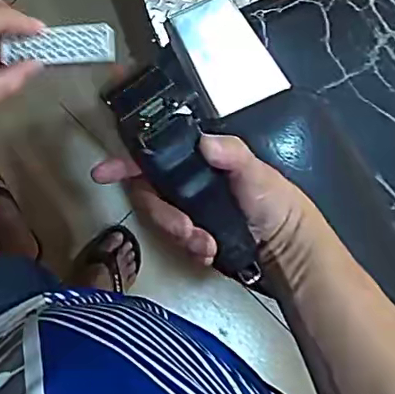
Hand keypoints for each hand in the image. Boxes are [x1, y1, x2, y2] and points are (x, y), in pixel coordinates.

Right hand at [91, 134, 314, 266]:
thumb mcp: (259, 174)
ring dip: (177, 231)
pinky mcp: (192, 233)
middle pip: (148, 190)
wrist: (291, 252)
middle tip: (186, 227)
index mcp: (198, 156)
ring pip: (159, 217)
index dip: (125, 160)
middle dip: (162, 213)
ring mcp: (188, 207)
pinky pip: (173, 240)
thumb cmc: (276, 203)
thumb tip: (206, 142)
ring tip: (204, 243)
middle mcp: (187, 179)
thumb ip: (233, 155)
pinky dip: (188, 247)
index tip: (103, 172)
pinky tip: (208, 251)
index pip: (155, 152)